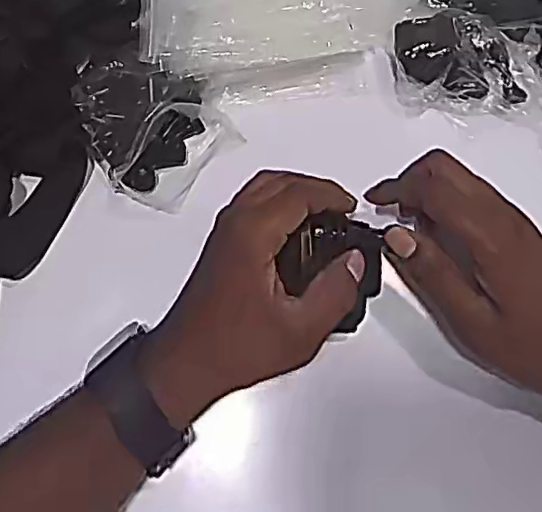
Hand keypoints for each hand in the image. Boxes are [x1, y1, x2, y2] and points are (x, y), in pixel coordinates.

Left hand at [141, 171, 365, 426]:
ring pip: (263, 188)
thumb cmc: (229, 347)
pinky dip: (280, 203)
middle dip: (315, 188)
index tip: (351, 207)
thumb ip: (334, 292)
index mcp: (251, 233)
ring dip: (296, 192)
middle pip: (278, 181)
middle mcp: (234, 223)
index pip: (296, 192)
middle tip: (342, 208)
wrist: (189, 360)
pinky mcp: (222, 241)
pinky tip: (298, 232)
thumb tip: (352, 263)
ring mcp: (225, 230)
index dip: (330, 194)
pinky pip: (254, 204)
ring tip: (325, 217)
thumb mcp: (300, 330)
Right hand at [366, 149, 541, 433]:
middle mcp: (502, 216)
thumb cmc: (541, 348)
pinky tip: (436, 233)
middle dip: (407, 179)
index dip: (396, 189)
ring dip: (425, 188)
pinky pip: (469, 192)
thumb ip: (431, 274)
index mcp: (490, 236)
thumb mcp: (473, 323)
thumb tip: (396, 237)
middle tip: (390, 210)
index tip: (376, 204)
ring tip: (409, 225)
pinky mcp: (514, 225)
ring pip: (456, 174)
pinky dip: (442, 199)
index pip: (432, 187)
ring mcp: (510, 218)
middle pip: (442, 166)